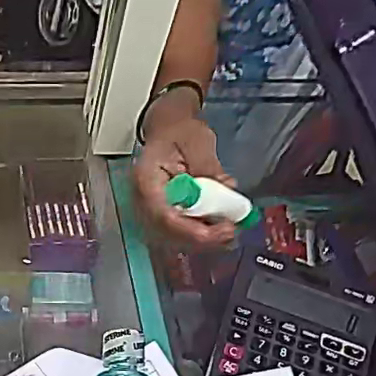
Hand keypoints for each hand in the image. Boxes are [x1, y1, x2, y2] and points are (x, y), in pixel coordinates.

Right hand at [133, 92, 237, 249]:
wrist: (168, 133)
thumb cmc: (178, 133)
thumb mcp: (198, 141)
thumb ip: (209, 168)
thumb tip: (226, 191)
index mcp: (146, 182)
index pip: (165, 218)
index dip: (193, 230)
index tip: (223, 229)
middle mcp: (142, 206)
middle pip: (169, 236)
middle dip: (203, 239)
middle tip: (233, 231)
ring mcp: (150, 218)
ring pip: (174, 243)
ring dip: (204, 241)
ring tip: (230, 230)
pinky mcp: (161, 224)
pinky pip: (178, 239)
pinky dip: (200, 238)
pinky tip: (219, 231)